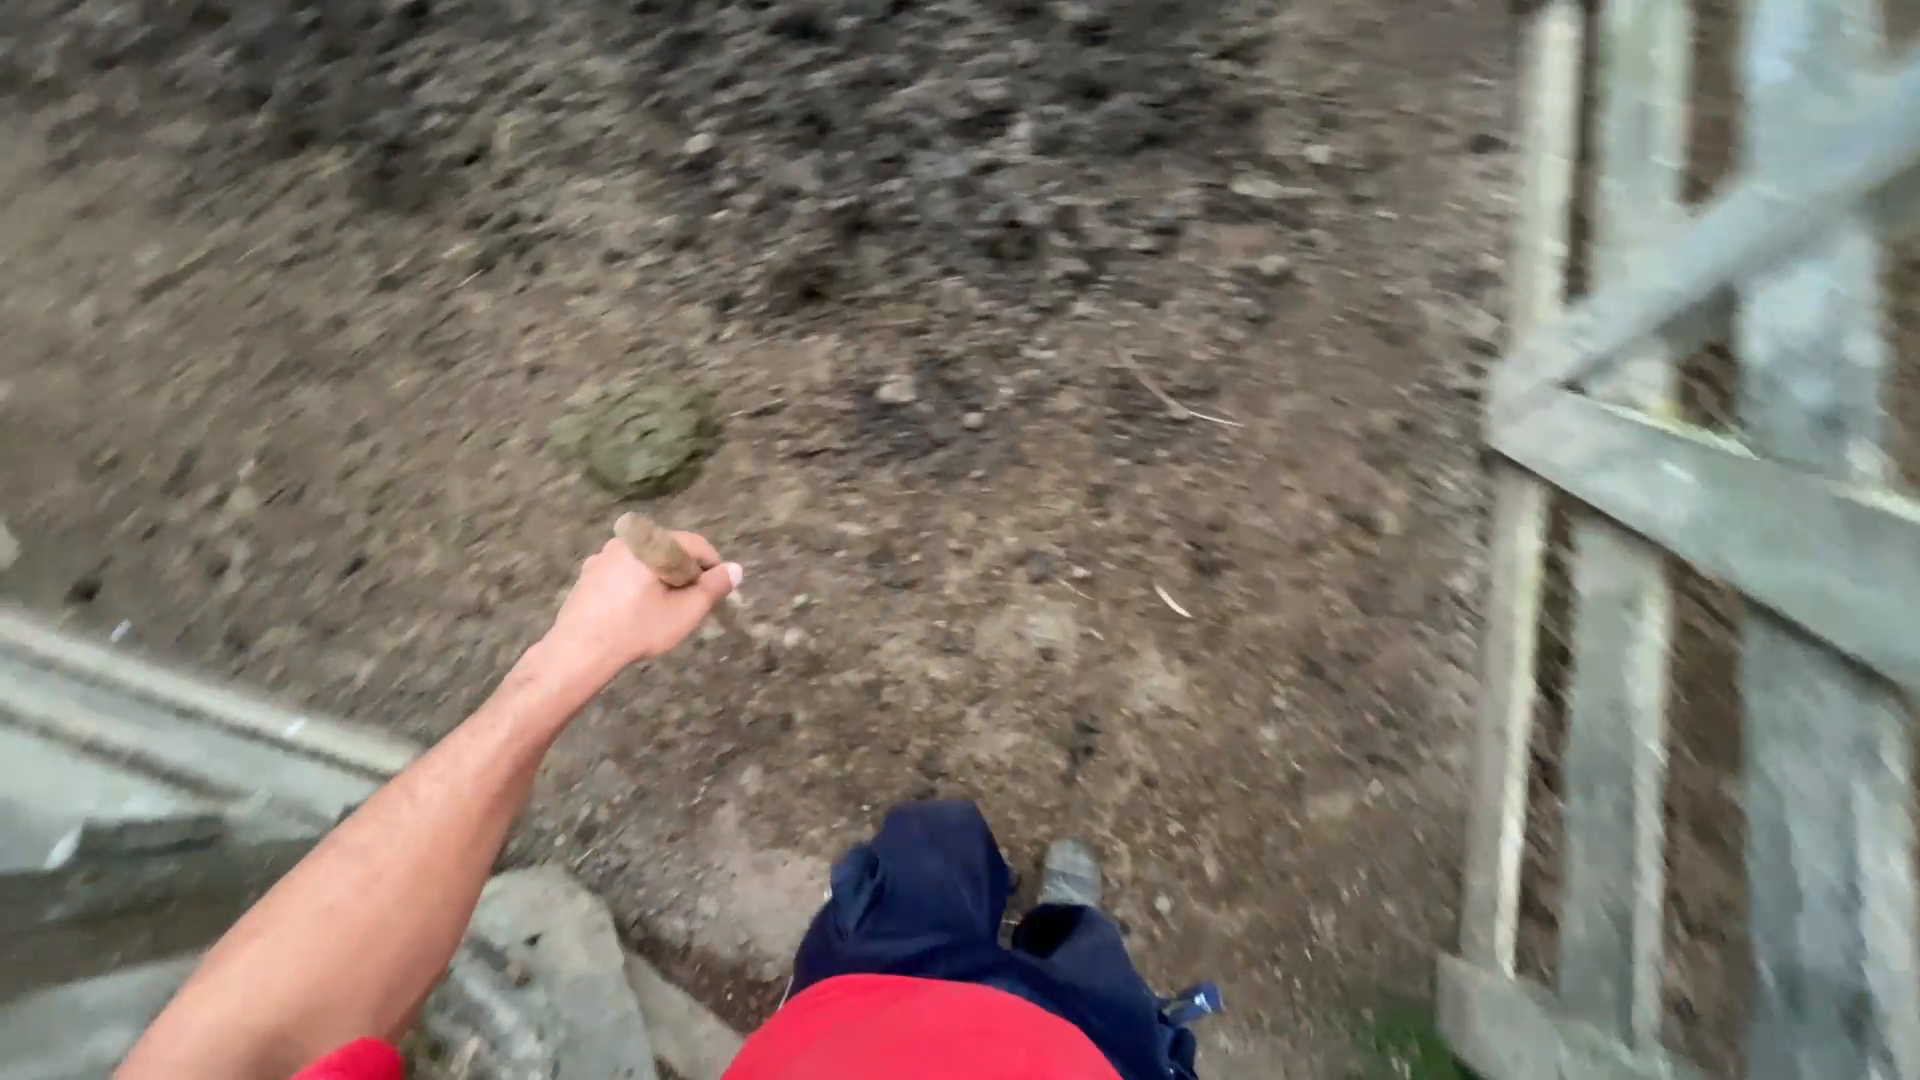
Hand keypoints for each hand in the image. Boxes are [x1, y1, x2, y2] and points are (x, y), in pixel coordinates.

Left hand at [543, 529, 741, 676]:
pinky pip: (625, 569)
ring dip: (662, 576)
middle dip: (686, 572)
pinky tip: (636, 608)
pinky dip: (638, 581)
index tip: (717, 590)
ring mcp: (604, 554)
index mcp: (652, 543)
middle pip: (671, 549)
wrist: (580, 650)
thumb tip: (735, 569)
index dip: (713, 566)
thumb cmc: (639, 628)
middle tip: (692, 602)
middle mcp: (627, 540)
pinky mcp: (589, 571)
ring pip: (647, 559)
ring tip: (664, 607)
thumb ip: (714, 587)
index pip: (696, 544)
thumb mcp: (686, 611)